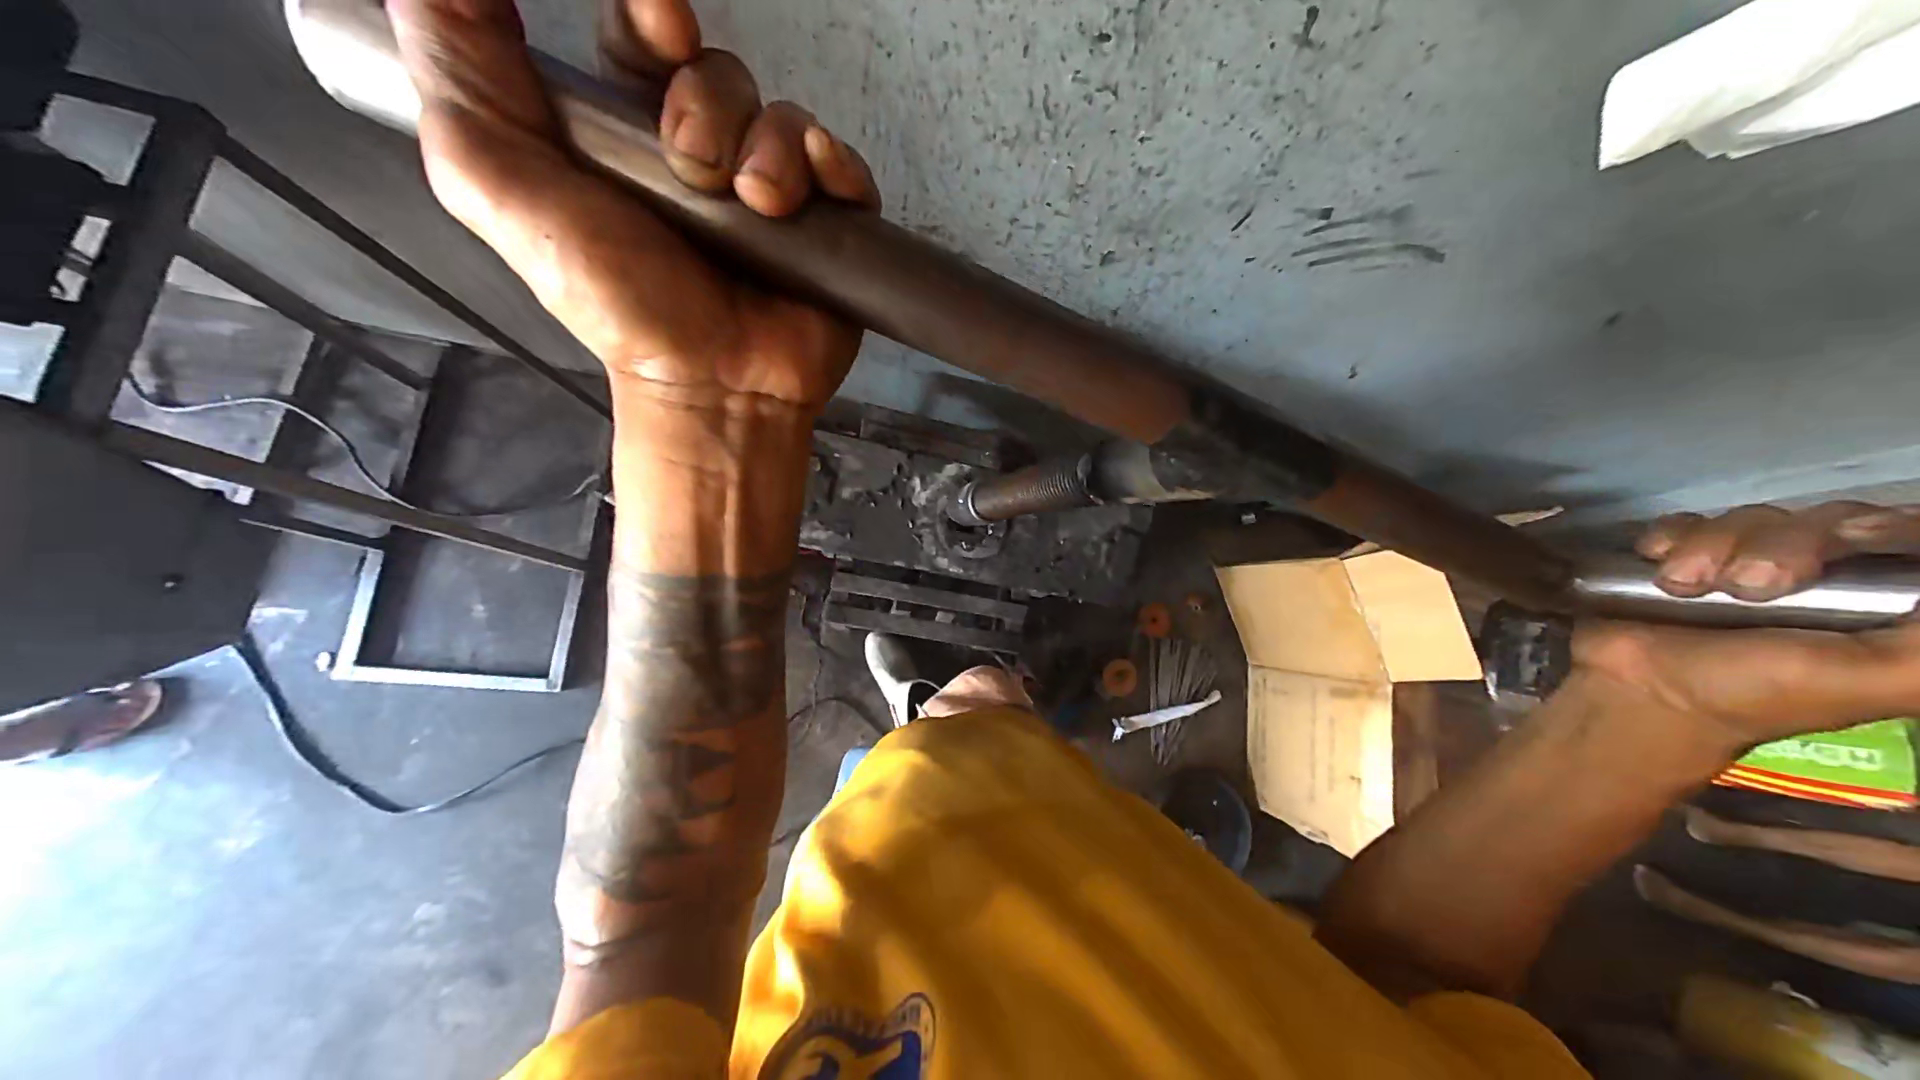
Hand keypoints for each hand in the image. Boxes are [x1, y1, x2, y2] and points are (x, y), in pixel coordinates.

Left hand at [389, 0, 879, 416]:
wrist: (714, 384)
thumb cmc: (620, 305)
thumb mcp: (498, 184)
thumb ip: (456, 72)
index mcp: (629, 137)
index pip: (641, 39)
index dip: (650, 16)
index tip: (661, 22)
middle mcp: (704, 153)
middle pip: (717, 71)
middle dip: (707, 99)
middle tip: (694, 164)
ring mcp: (771, 188)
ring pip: (779, 116)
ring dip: (764, 152)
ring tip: (752, 210)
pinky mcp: (825, 220)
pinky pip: (837, 159)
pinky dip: (827, 167)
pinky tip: (800, 204)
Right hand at [1574, 502, 1919, 752]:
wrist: (1637, 689)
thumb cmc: (1750, 691)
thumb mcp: (1871, 680)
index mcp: (1873, 600)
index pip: (1899, 534)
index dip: (1883, 526)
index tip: (1850, 537)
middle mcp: (1815, 575)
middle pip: (1823, 520)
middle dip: (1781, 545)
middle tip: (1746, 586)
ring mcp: (1740, 562)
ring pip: (1749, 518)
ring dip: (1710, 548)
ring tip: (1681, 586)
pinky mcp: (1677, 555)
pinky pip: (1684, 521)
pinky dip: (1669, 538)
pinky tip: (1658, 565)